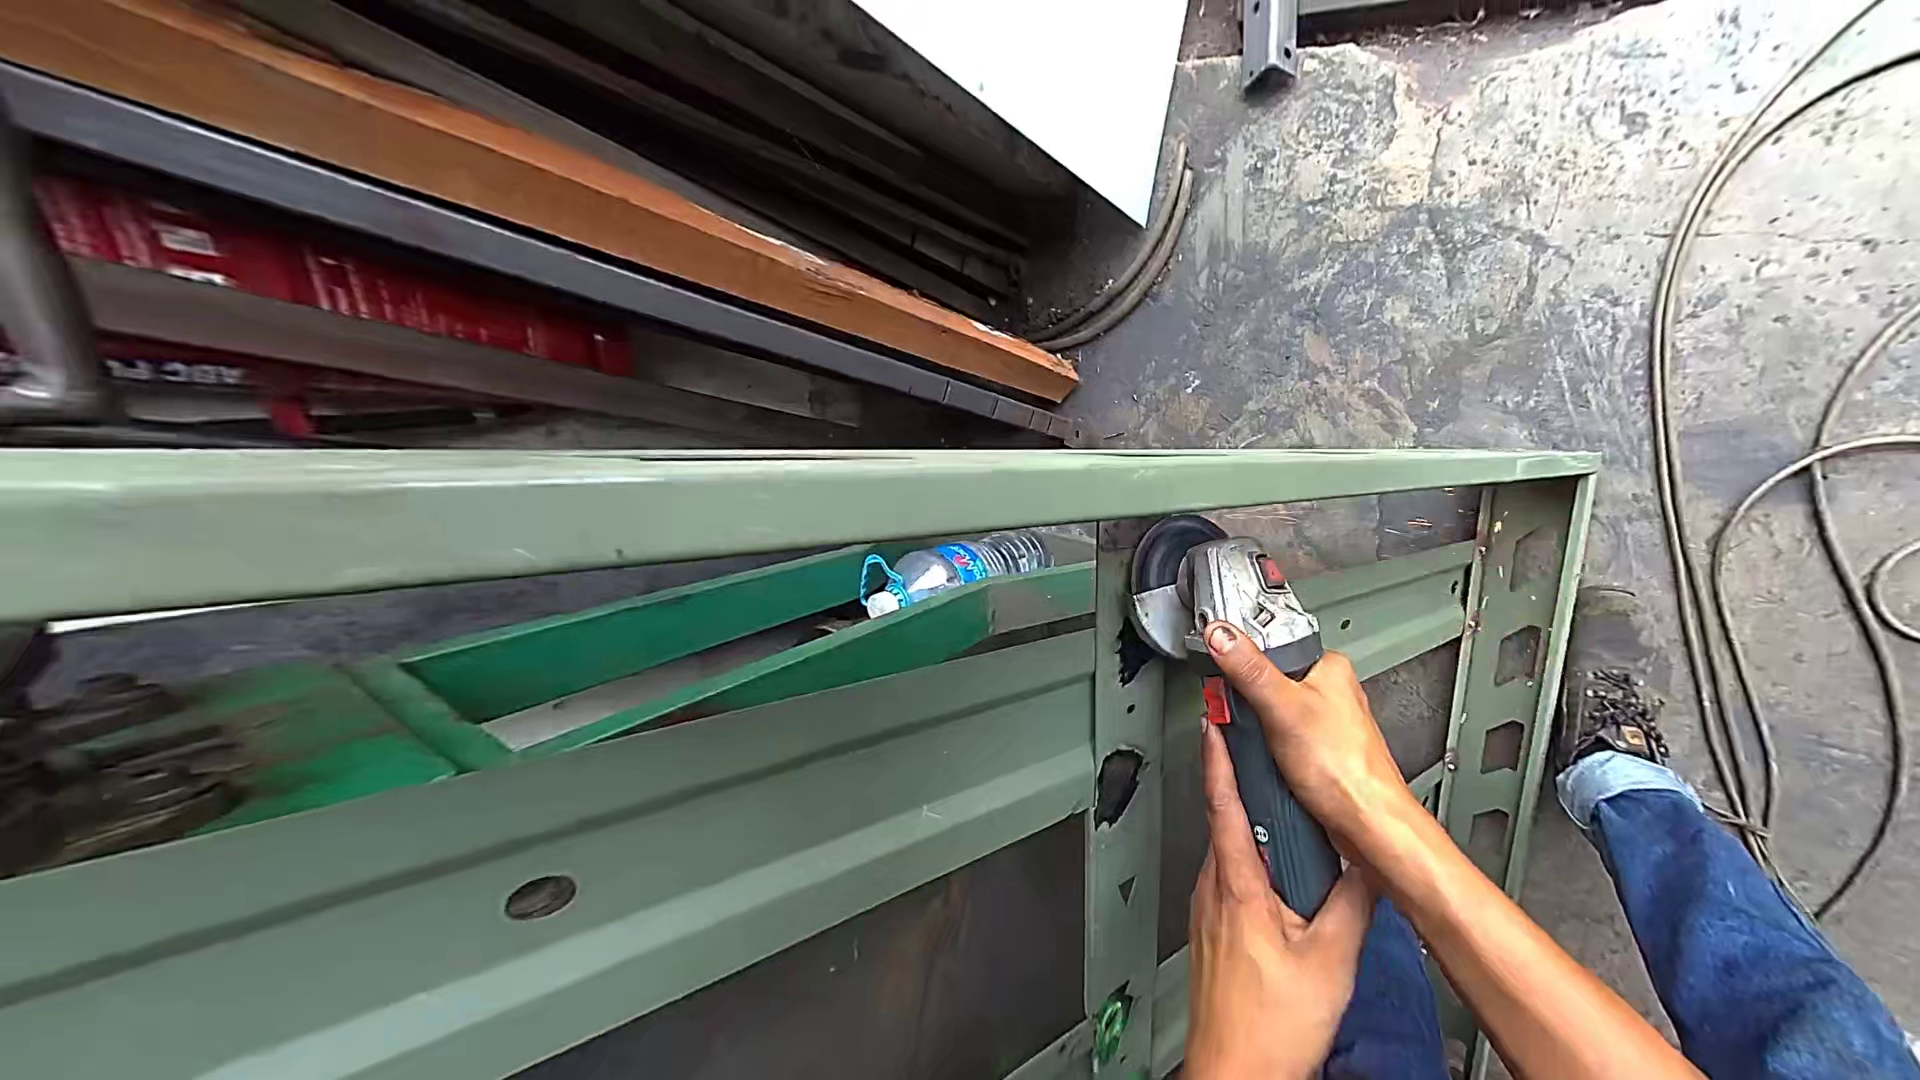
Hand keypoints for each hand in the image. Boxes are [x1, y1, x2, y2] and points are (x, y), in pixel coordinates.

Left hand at [1186, 720, 1376, 1079]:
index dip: (1217, 761)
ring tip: (1273, 817)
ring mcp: (1206, 905)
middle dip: (1237, 787)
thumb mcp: (1330, 961)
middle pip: (1223, 820)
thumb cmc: (1272, 1023)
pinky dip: (1246, 860)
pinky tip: (1271, 877)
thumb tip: (1366, 871)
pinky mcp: (1209, 924)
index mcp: (1238, 885)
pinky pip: (1226, 876)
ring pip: (1225, 849)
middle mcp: (1213, 887)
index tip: (1212, 727)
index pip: (1222, 805)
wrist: (1234, 1067)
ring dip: (1246, 828)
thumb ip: (1351, 906)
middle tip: (1253, 758)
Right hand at [1202, 621, 1419, 853]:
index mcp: (1328, 667)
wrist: (1367, 825)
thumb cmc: (1347, 770)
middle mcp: (1327, 689)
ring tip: (1249, 734)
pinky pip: (1273, 731)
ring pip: (1266, 706)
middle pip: (1263, 676)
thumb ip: (1248, 668)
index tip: (1220, 668)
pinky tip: (1261, 751)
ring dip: (1250, 721)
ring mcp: (1318, 719)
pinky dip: (1261, 740)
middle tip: (1234, 710)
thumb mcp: (1283, 707)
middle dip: (1241, 695)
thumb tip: (1220, 634)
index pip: (1269, 642)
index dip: (1239, 655)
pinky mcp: (1311, 745)